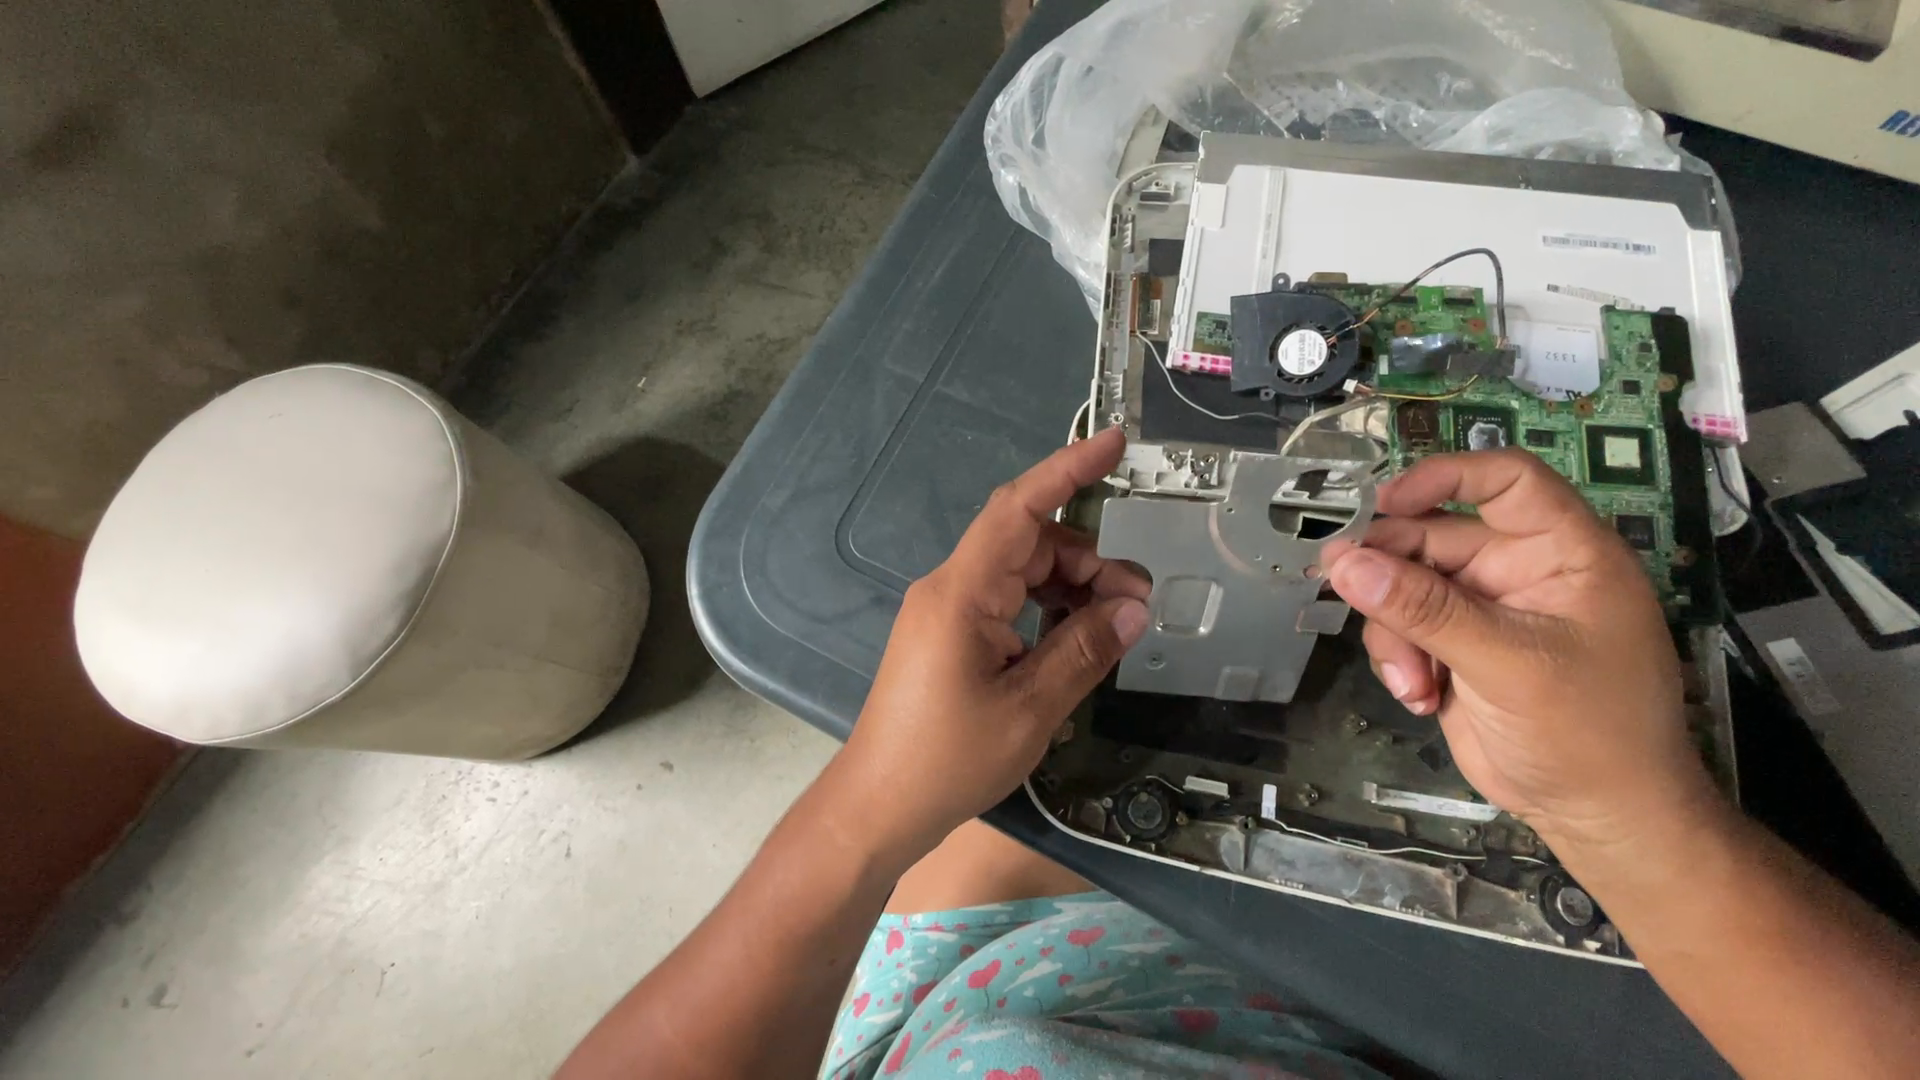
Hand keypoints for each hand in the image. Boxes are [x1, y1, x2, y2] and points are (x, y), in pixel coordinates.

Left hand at [827, 428, 1149, 861]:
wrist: (879, 804)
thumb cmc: (947, 760)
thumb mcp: (1029, 709)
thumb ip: (1083, 650)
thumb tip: (1133, 608)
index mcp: (962, 592)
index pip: (1019, 509)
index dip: (1067, 469)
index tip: (1115, 444)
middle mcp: (951, 587)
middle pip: (1029, 542)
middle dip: (1089, 558)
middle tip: (1136, 601)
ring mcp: (948, 611)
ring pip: (1022, 572)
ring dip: (1072, 587)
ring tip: (1115, 624)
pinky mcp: (950, 635)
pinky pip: (1007, 601)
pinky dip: (1047, 609)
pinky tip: (1077, 637)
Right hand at [1321, 449, 1719, 851]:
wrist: (1597, 816)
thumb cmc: (1587, 731)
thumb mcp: (1507, 664)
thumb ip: (1424, 611)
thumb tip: (1343, 563)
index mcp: (1562, 552)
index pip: (1507, 481)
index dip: (1445, 477)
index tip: (1383, 503)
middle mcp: (1518, 570)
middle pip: (1431, 536)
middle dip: (1391, 574)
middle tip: (1348, 592)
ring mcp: (1481, 609)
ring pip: (1402, 586)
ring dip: (1393, 631)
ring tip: (1411, 680)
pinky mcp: (1452, 646)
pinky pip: (1399, 627)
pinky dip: (1397, 658)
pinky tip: (1419, 695)